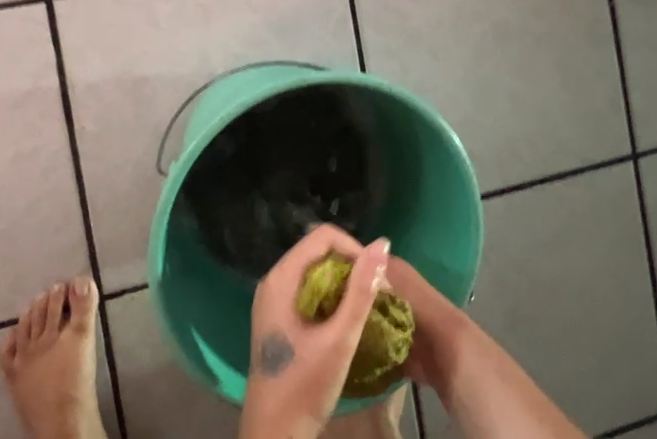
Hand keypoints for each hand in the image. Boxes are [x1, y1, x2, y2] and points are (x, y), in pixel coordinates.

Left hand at [239, 224, 390, 438]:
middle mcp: (273, 281)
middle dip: (352, 266)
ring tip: (367, 308)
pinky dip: (332, 297)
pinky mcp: (279, 317)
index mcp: (281, 278)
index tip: (378, 281)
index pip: (323, 236)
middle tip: (378, 296)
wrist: (274, 433)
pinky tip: (348, 320)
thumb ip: (361, 290)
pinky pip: (309, 290)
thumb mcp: (339, 338)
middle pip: (319, 251)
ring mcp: (273, 299)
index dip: (355, 250)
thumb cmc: (305, 386)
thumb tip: (383, 244)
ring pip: (316, 271)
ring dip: (344, 283)